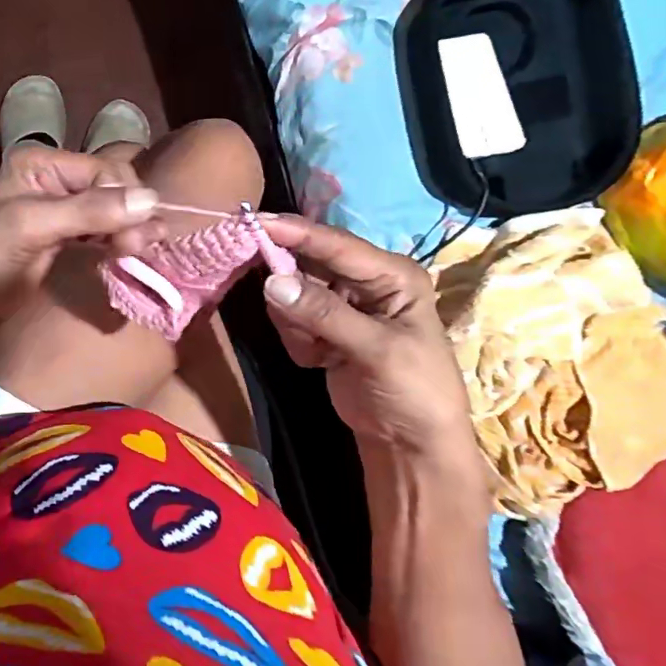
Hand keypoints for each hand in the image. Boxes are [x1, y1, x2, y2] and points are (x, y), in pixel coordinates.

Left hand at [0, 145, 166, 317]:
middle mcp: (54, 180)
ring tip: (141, 249)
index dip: (124, 196)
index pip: (101, 170)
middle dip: (129, 213)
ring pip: (110, 211)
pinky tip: (133, 251)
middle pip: (110, 188)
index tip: (137, 230)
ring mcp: (60, 209)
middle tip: (138, 245)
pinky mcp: (64, 238)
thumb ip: (88, 212)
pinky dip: (118, 240)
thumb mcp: (32, 226)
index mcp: (40, 163)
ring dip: (128, 228)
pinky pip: (102, 232)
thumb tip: (149, 198)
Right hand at [259, 215, 476, 463]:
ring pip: (291, 292)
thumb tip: (271, 281)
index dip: (294, 232)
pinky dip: (296, 340)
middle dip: (290, 287)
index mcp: (391, 274)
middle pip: (306, 263)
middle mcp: (364, 281)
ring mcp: (341, 304)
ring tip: (319, 353)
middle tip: (282, 310)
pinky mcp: (322, 327)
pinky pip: (288, 319)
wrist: (410, 444)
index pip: (335, 245)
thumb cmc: (413, 392)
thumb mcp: (376, 351)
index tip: (252, 221)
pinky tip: (319, 361)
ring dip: (295, 323)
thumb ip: (324, 314)